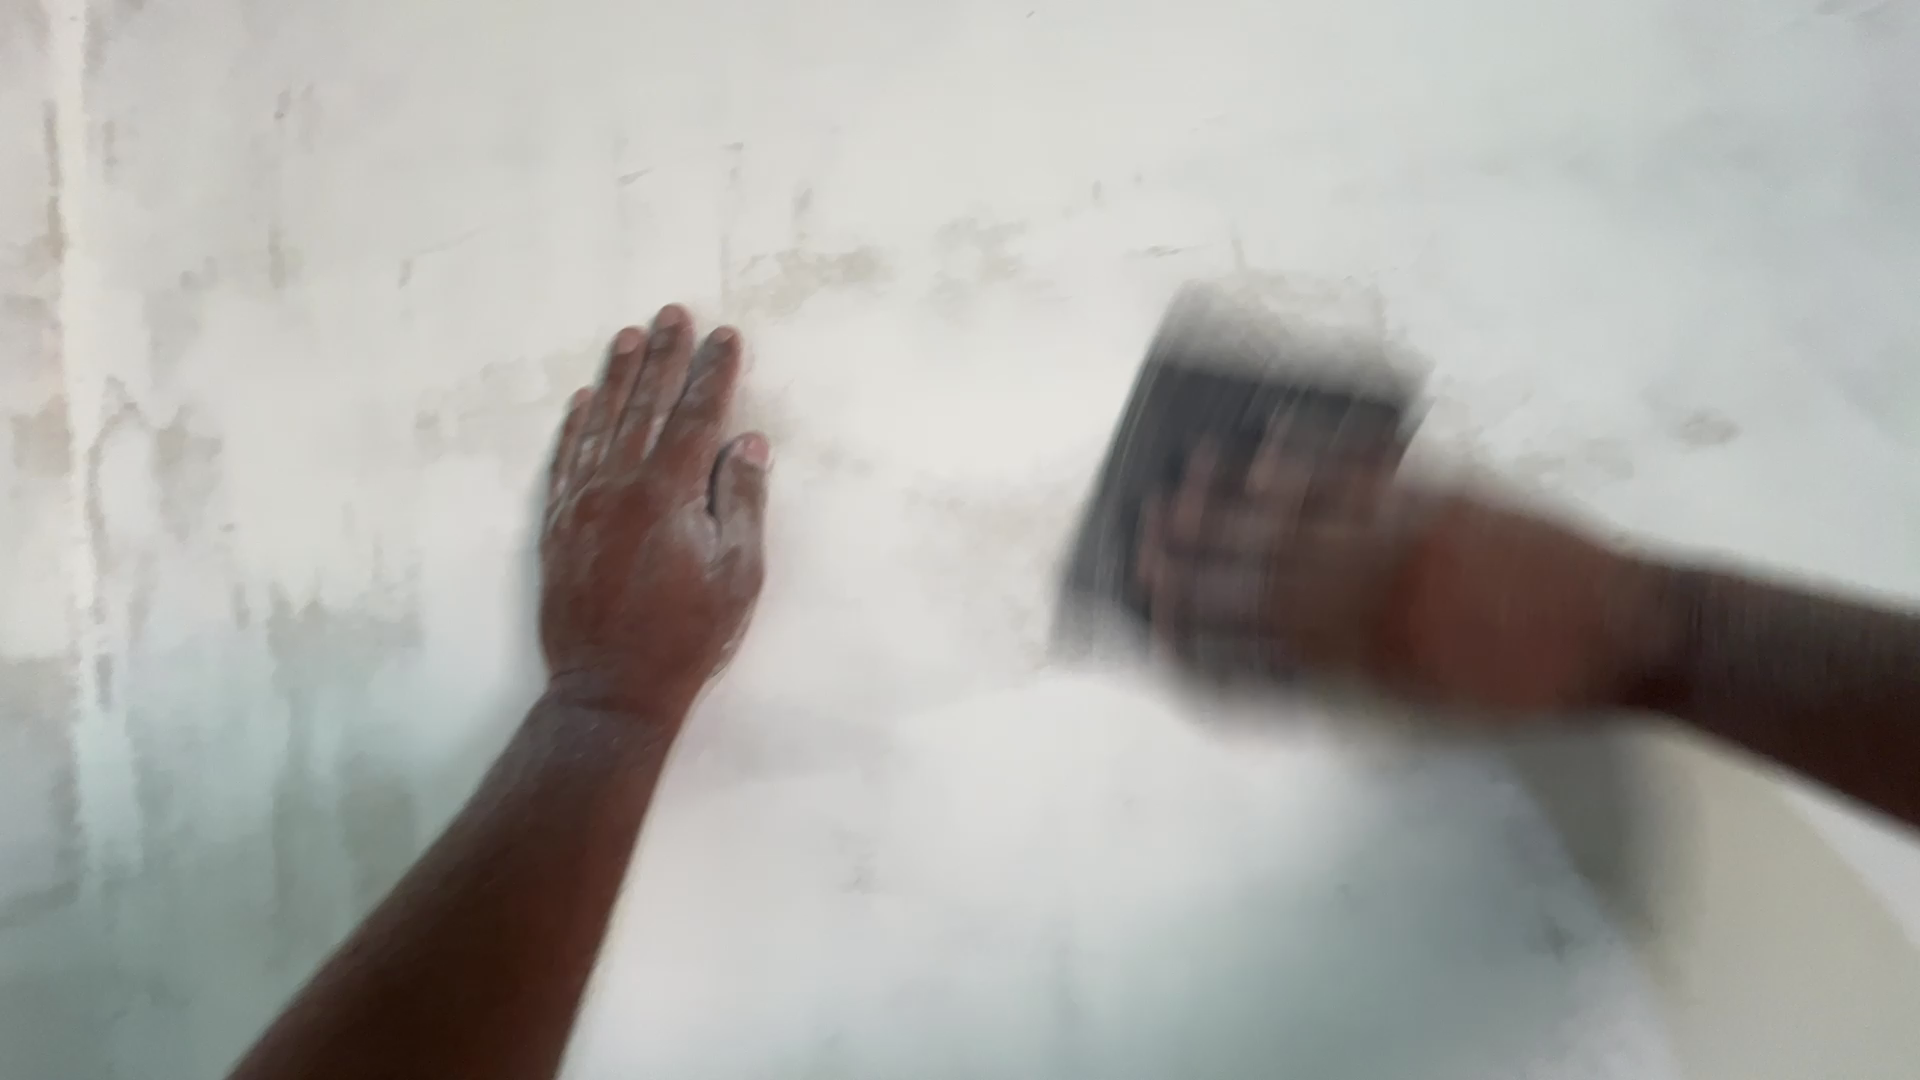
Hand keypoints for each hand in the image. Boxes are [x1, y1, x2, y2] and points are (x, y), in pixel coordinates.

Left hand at [540, 305, 769, 719]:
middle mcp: (620, 485)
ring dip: (617, 376)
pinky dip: (574, 425)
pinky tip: (581, 400)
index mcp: (670, 493)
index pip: (696, 417)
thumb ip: (741, 502)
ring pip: (601, 423)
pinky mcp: (558, 524)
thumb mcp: (739, 574)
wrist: (611, 687)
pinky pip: (565, 459)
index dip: (713, 374)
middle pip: (645, 406)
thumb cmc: (689, 634)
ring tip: (628, 336)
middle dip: (664, 357)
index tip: (725, 337)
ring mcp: (582, 502)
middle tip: (673, 314)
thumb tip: (747, 443)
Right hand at [1137, 442, 1671, 714]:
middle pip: (1257, 578)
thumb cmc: (1520, 686)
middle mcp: (1369, 599)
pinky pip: (1356, 474)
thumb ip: (1336, 691)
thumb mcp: (1424, 714)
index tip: (1152, 625)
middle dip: (1191, 565)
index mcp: (1363, 661)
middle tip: (1141, 548)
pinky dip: (1306, 458)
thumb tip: (1261, 669)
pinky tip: (1264, 443)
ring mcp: (1398, 540)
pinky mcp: (1433, 497)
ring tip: (1178, 485)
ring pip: (1291, 521)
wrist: (1633, 633)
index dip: (1197, 635)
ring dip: (1228, 506)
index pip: (1255, 647)